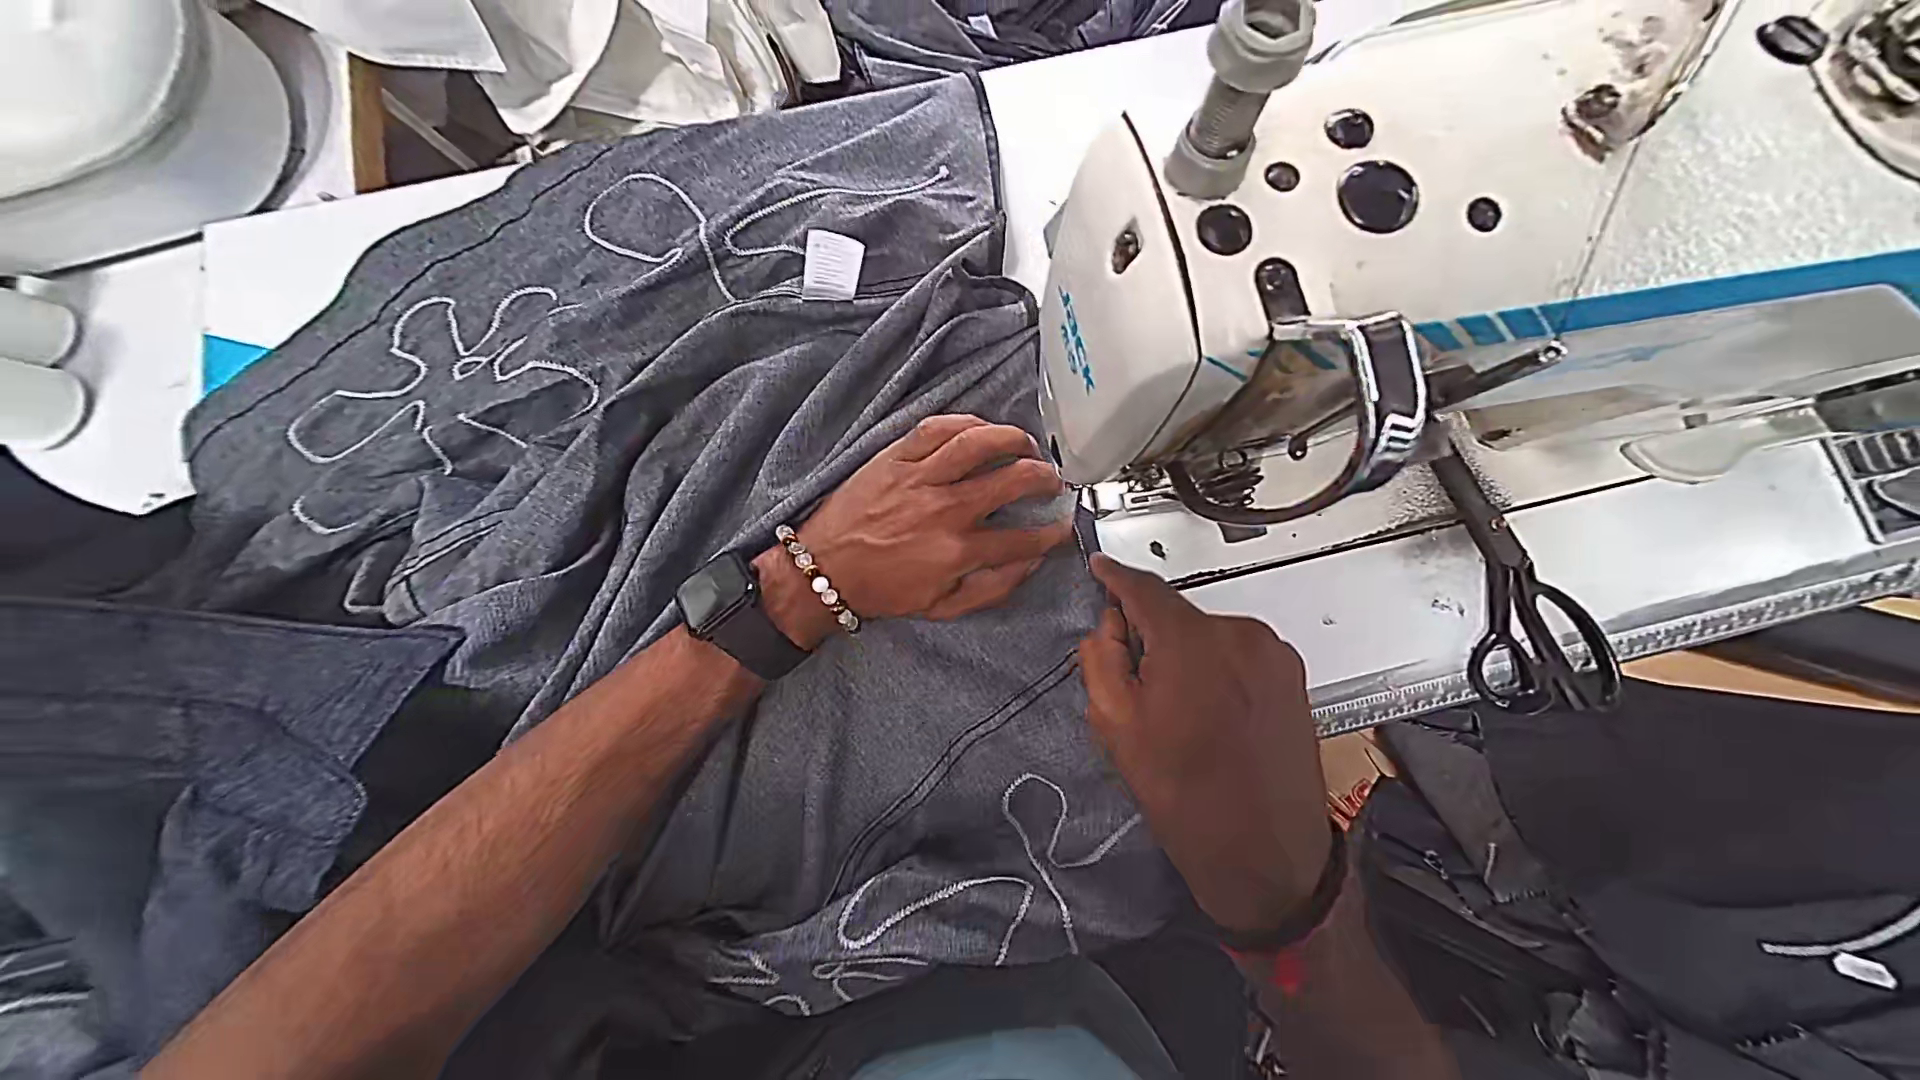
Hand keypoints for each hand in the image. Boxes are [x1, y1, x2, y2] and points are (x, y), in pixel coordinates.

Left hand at [755, 415, 1073, 648]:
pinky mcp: (894, 458)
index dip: (1053, 532)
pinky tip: (980, 429)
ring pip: (979, 443)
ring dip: (1014, 439)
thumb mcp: (942, 607)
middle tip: (1051, 480)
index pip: (1024, 537)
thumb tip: (1030, 564)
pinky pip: (936, 428)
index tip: (1062, 527)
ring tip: (1027, 446)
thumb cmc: (881, 590)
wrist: (824, 571)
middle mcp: (944, 509)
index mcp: (957, 550)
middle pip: (1013, 479)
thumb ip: (993, 588)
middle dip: (1044, 478)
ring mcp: (918, 478)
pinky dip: (965, 423)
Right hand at [1077, 554, 1330, 935]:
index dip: (1115, 576)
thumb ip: (1100, 659)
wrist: (1263, 853)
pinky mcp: (1291, 673)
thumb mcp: (1116, 724)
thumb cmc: (1189, 796)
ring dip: (1185, 652)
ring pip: (1206, 632)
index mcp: (1191, 642)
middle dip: (1150, 635)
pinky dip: (1215, 665)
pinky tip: (1210, 712)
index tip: (1103, 568)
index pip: (1143, 587)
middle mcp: (1239, 636)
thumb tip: (1110, 627)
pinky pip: (1236, 650)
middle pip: (1175, 612)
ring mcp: (1272, 654)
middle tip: (1139, 684)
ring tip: (1181, 711)